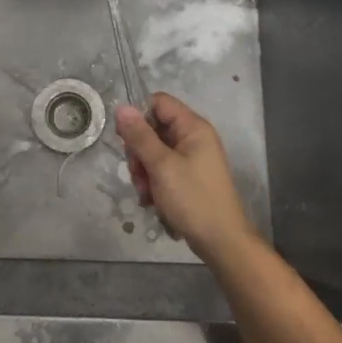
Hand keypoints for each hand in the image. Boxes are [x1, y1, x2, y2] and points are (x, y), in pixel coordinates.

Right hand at [114, 93, 255, 262]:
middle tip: (138, 174)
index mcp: (193, 127)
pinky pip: (163, 170)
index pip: (159, 103)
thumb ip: (140, 136)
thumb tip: (121, 108)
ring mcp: (192, 158)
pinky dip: (154, 183)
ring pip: (155, 152)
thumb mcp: (161, 166)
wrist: (220, 240)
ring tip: (146, 194)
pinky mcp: (188, 177)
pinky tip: (152, 201)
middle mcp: (194, 138)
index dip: (139, 116)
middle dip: (139, 152)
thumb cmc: (192, 198)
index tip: (126, 139)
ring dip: (144, 172)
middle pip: (154, 129)